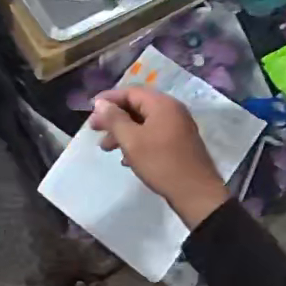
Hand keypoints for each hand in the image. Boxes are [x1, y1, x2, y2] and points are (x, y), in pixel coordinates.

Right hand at [89, 87, 230, 228]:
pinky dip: (137, 141)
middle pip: (137, 106)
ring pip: (144, 122)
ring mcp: (178, 127)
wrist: (196, 193)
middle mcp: (172, 110)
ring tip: (106, 148)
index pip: (130, 92)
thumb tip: (100, 103)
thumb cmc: (161, 163)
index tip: (90, 110)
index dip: (108, 99)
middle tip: (94, 130)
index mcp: (162, 104)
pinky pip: (153, 134)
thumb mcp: (131, 140)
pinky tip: (126, 158)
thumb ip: (114, 119)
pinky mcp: (179, 143)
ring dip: (123, 132)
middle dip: (114, 117)